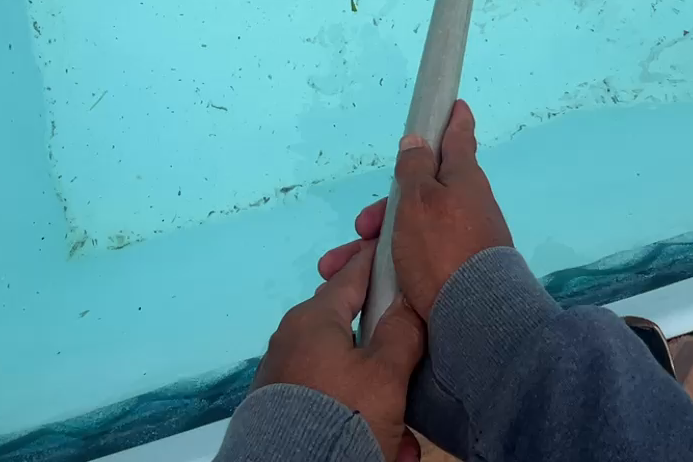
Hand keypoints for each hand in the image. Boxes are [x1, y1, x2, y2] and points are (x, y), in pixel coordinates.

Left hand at [257, 239, 425, 461]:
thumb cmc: (341, 414)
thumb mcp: (385, 375)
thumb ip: (402, 331)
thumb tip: (407, 300)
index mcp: (314, 316)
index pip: (354, 273)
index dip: (379, 260)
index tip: (399, 250)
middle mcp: (294, 338)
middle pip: (350, 326)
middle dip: (384, 348)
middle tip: (412, 362)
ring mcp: (285, 374)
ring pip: (345, 374)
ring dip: (376, 397)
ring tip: (401, 432)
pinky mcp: (281, 409)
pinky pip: (330, 401)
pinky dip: (356, 416)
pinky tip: (383, 447)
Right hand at [319, 100, 512, 320]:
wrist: (477, 321)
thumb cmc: (443, 248)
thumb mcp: (419, 199)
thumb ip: (414, 168)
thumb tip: (418, 142)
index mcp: (463, 179)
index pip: (460, 139)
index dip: (454, 120)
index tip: (455, 105)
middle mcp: (467, 207)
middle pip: (421, 193)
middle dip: (385, 207)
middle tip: (361, 227)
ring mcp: (463, 242)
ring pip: (412, 230)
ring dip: (375, 243)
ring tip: (338, 267)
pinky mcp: (454, 276)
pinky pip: (415, 260)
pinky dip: (388, 266)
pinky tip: (365, 286)